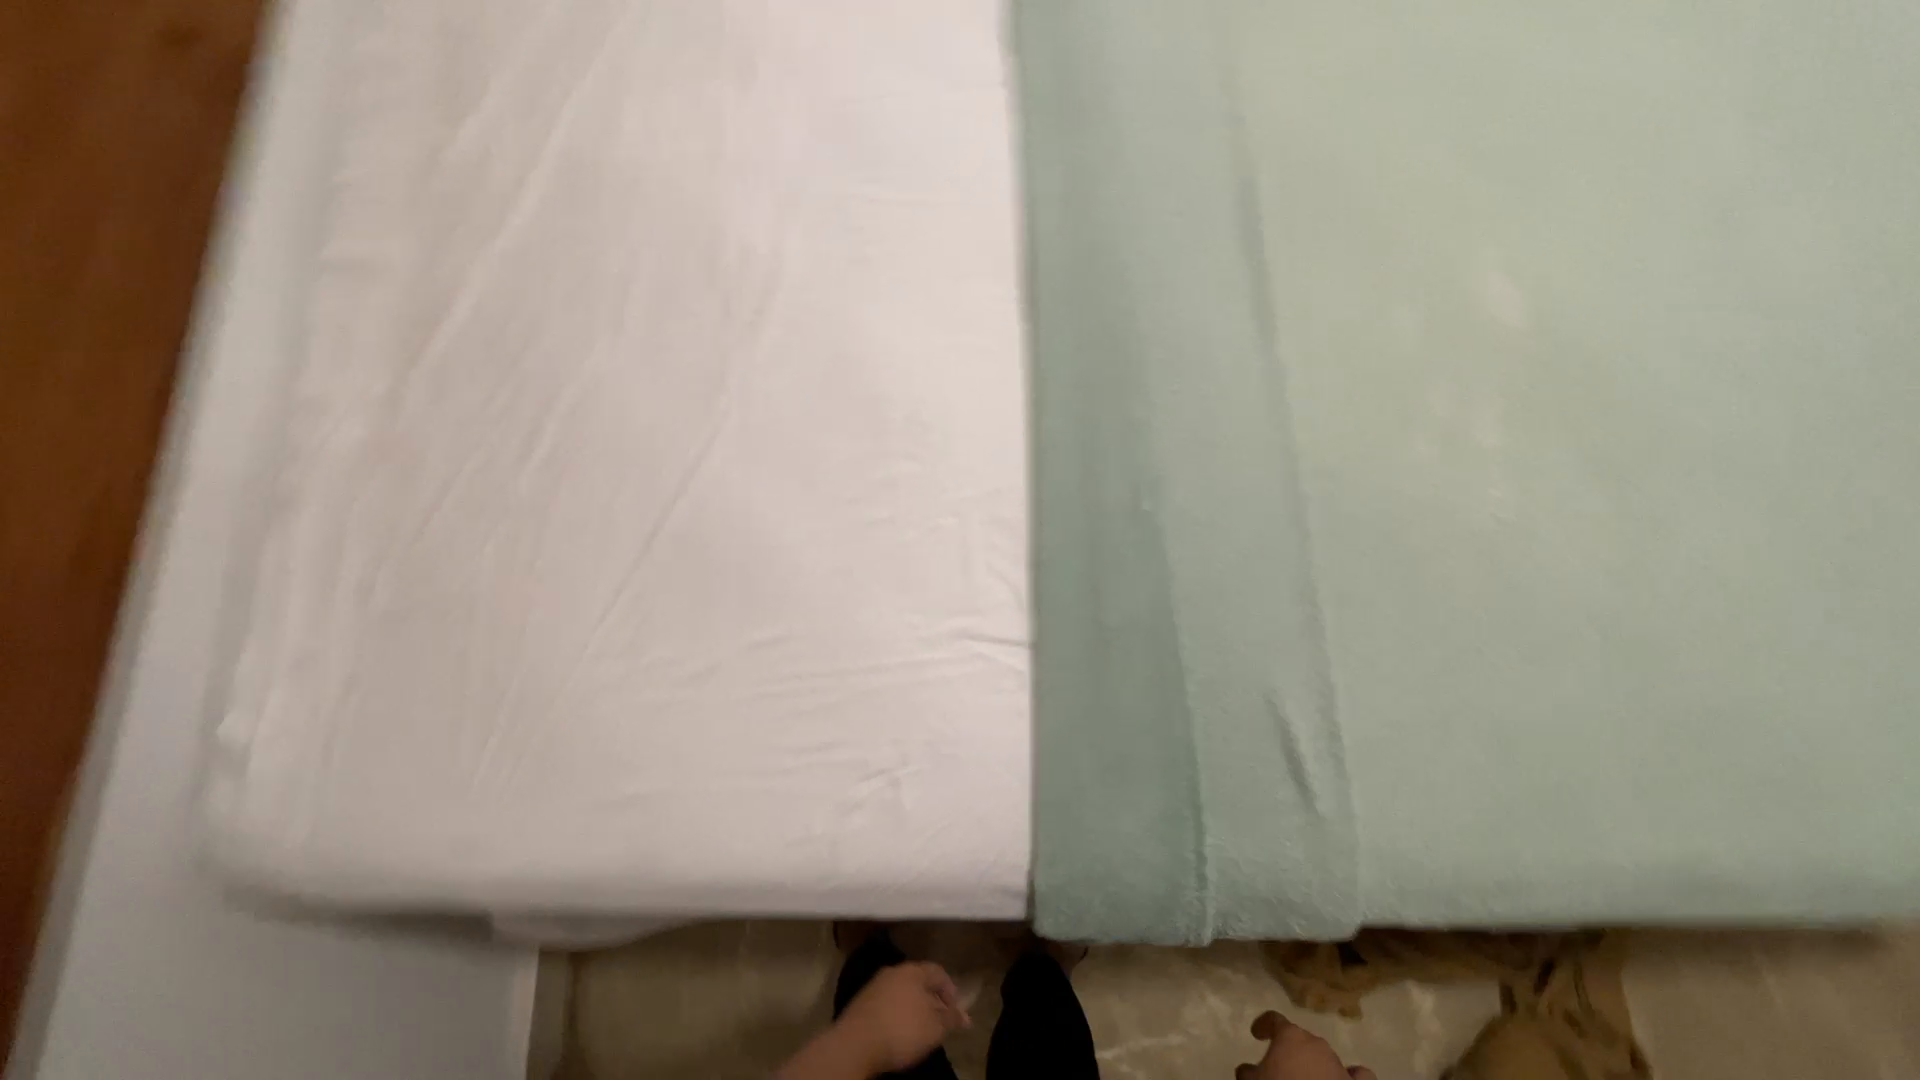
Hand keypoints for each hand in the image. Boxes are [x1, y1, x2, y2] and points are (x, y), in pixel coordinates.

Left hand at [833, 962, 970, 1075]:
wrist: (855, 1043)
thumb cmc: (902, 1030)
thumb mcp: (935, 1028)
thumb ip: (952, 1019)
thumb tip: (966, 1016)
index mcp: (914, 970)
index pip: (939, 972)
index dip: (951, 990)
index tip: (955, 1012)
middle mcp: (894, 970)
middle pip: (919, 981)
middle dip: (932, 999)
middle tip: (940, 1021)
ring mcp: (875, 984)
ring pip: (902, 991)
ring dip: (913, 1006)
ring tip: (920, 1028)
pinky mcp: (861, 1001)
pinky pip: (887, 1002)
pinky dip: (896, 1013)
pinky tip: (898, 1030)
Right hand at [1236, 1011, 1376, 1079]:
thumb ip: (1247, 1071)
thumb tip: (1246, 1069)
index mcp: (1290, 1036)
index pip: (1274, 1019)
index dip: (1264, 1024)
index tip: (1256, 1034)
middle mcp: (1316, 1043)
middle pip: (1301, 1039)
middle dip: (1291, 1050)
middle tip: (1280, 1066)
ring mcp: (1339, 1064)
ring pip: (1325, 1057)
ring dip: (1315, 1064)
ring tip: (1305, 1079)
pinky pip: (1359, 1076)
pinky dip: (1352, 1077)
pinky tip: (1346, 1079)